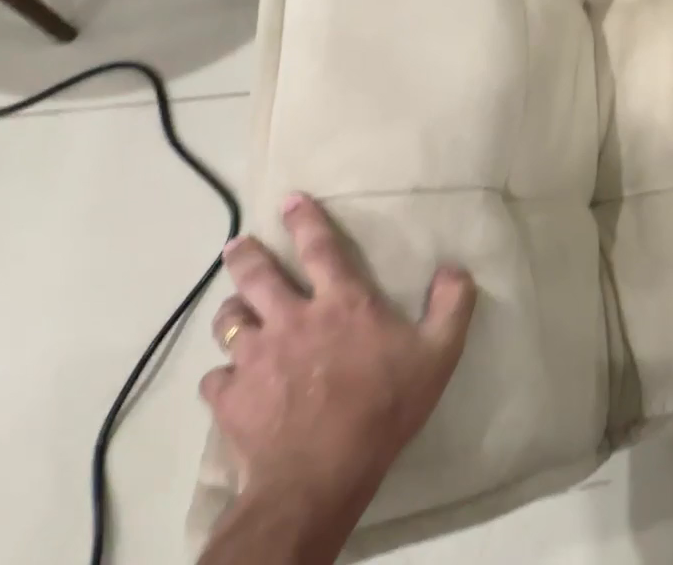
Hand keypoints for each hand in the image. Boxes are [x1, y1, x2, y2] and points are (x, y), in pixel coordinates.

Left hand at [198, 193, 475, 562]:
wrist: (322, 472)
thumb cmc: (386, 404)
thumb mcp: (440, 352)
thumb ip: (452, 305)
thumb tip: (455, 268)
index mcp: (343, 305)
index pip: (321, 250)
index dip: (306, 221)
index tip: (290, 199)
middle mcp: (292, 320)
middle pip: (258, 276)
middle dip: (247, 255)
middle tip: (238, 244)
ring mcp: (254, 359)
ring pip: (230, 322)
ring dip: (233, 311)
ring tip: (236, 309)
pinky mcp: (229, 397)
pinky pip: (217, 377)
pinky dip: (224, 374)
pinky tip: (233, 381)